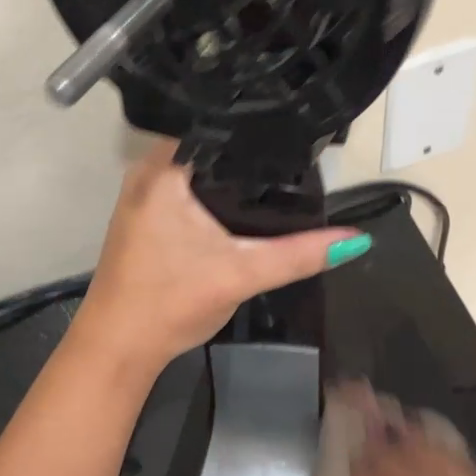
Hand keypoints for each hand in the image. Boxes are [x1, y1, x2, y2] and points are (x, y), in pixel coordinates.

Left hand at [71, 138, 368, 374]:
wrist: (118, 348)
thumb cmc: (170, 303)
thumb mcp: (242, 275)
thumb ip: (299, 254)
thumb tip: (357, 240)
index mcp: (164, 169)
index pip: (221, 127)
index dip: (260, 130)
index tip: (300, 134)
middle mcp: (146, 172)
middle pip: (211, 149)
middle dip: (251, 156)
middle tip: (299, 158)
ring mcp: (141, 197)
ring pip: (198, 173)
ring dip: (231, 178)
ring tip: (278, 178)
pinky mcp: (143, 221)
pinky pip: (186, 193)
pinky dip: (213, 197)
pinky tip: (240, 208)